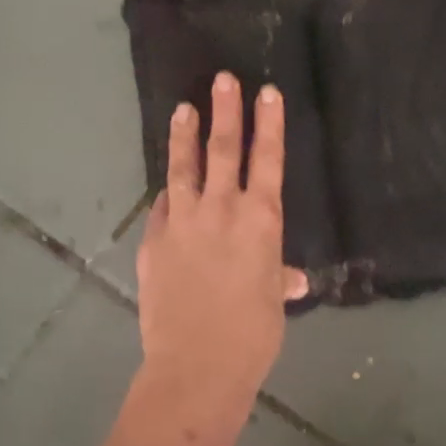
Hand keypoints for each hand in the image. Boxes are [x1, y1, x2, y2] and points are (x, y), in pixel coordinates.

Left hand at [135, 73, 308, 404]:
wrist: (197, 365)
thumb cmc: (252, 332)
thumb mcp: (273, 300)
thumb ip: (278, 277)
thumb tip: (291, 279)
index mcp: (261, 218)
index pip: (267, 157)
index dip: (269, 123)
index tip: (267, 92)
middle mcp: (222, 209)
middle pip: (223, 149)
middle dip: (226, 111)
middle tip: (224, 79)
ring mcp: (183, 223)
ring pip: (184, 168)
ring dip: (186, 136)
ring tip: (184, 108)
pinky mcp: (155, 243)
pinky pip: (163, 208)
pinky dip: (168, 193)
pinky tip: (167, 184)